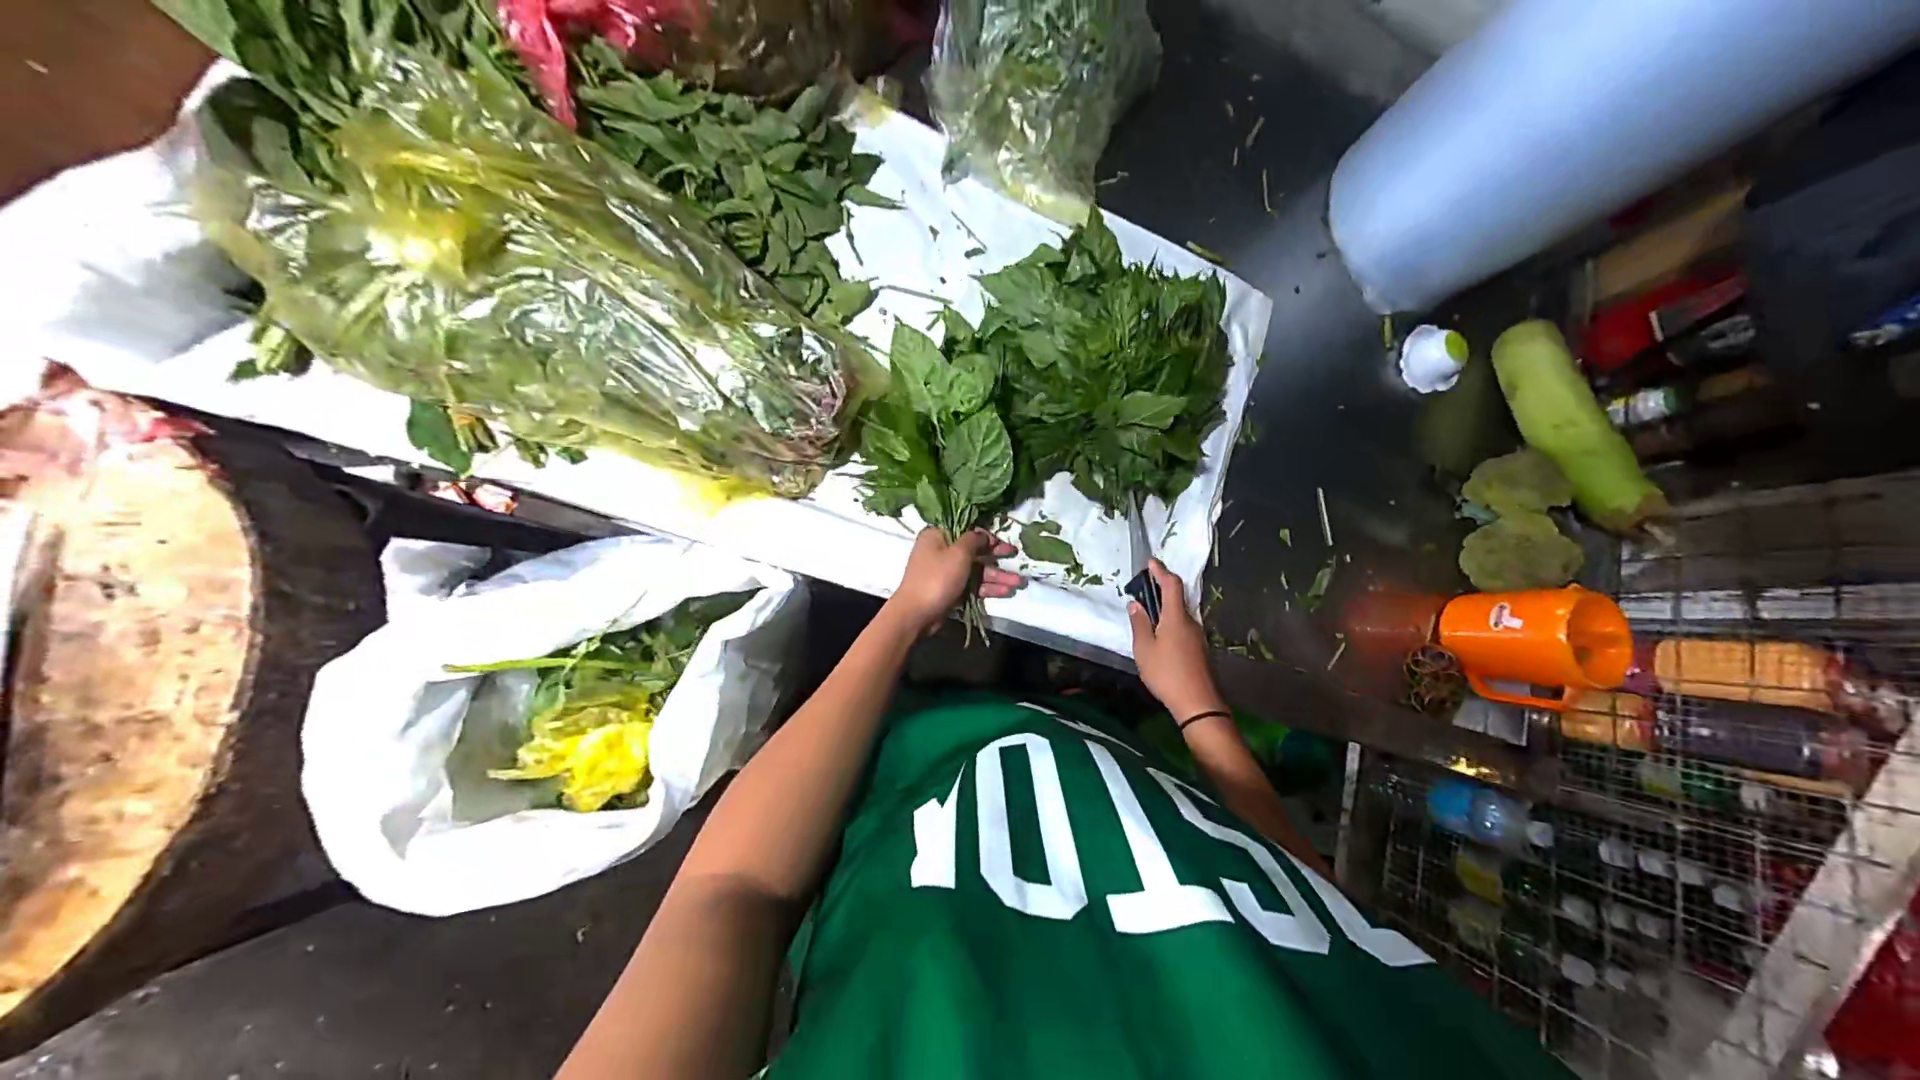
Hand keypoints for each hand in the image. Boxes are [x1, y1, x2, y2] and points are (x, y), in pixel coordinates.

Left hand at [883, 528, 1021, 636]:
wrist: (916, 614)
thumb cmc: (937, 578)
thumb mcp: (958, 553)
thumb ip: (974, 540)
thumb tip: (983, 534)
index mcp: (937, 535)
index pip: (966, 530)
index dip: (987, 536)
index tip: (1003, 543)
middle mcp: (940, 550)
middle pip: (973, 550)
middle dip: (996, 557)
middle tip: (1015, 557)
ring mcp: (945, 572)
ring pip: (975, 570)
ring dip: (996, 575)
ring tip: (1018, 583)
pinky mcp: (950, 589)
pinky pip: (971, 584)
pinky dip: (987, 587)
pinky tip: (1005, 592)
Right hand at [1128, 559, 1227, 721]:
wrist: (1198, 703)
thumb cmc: (1167, 673)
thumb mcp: (1144, 649)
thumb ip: (1139, 624)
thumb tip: (1136, 604)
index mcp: (1176, 617)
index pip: (1172, 585)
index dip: (1161, 571)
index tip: (1151, 562)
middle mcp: (1191, 622)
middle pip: (1176, 599)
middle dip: (1160, 591)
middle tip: (1142, 590)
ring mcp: (1197, 636)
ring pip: (1179, 615)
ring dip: (1164, 609)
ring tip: (1146, 614)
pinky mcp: (1199, 649)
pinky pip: (1182, 628)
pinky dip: (1169, 623)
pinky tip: (1159, 636)